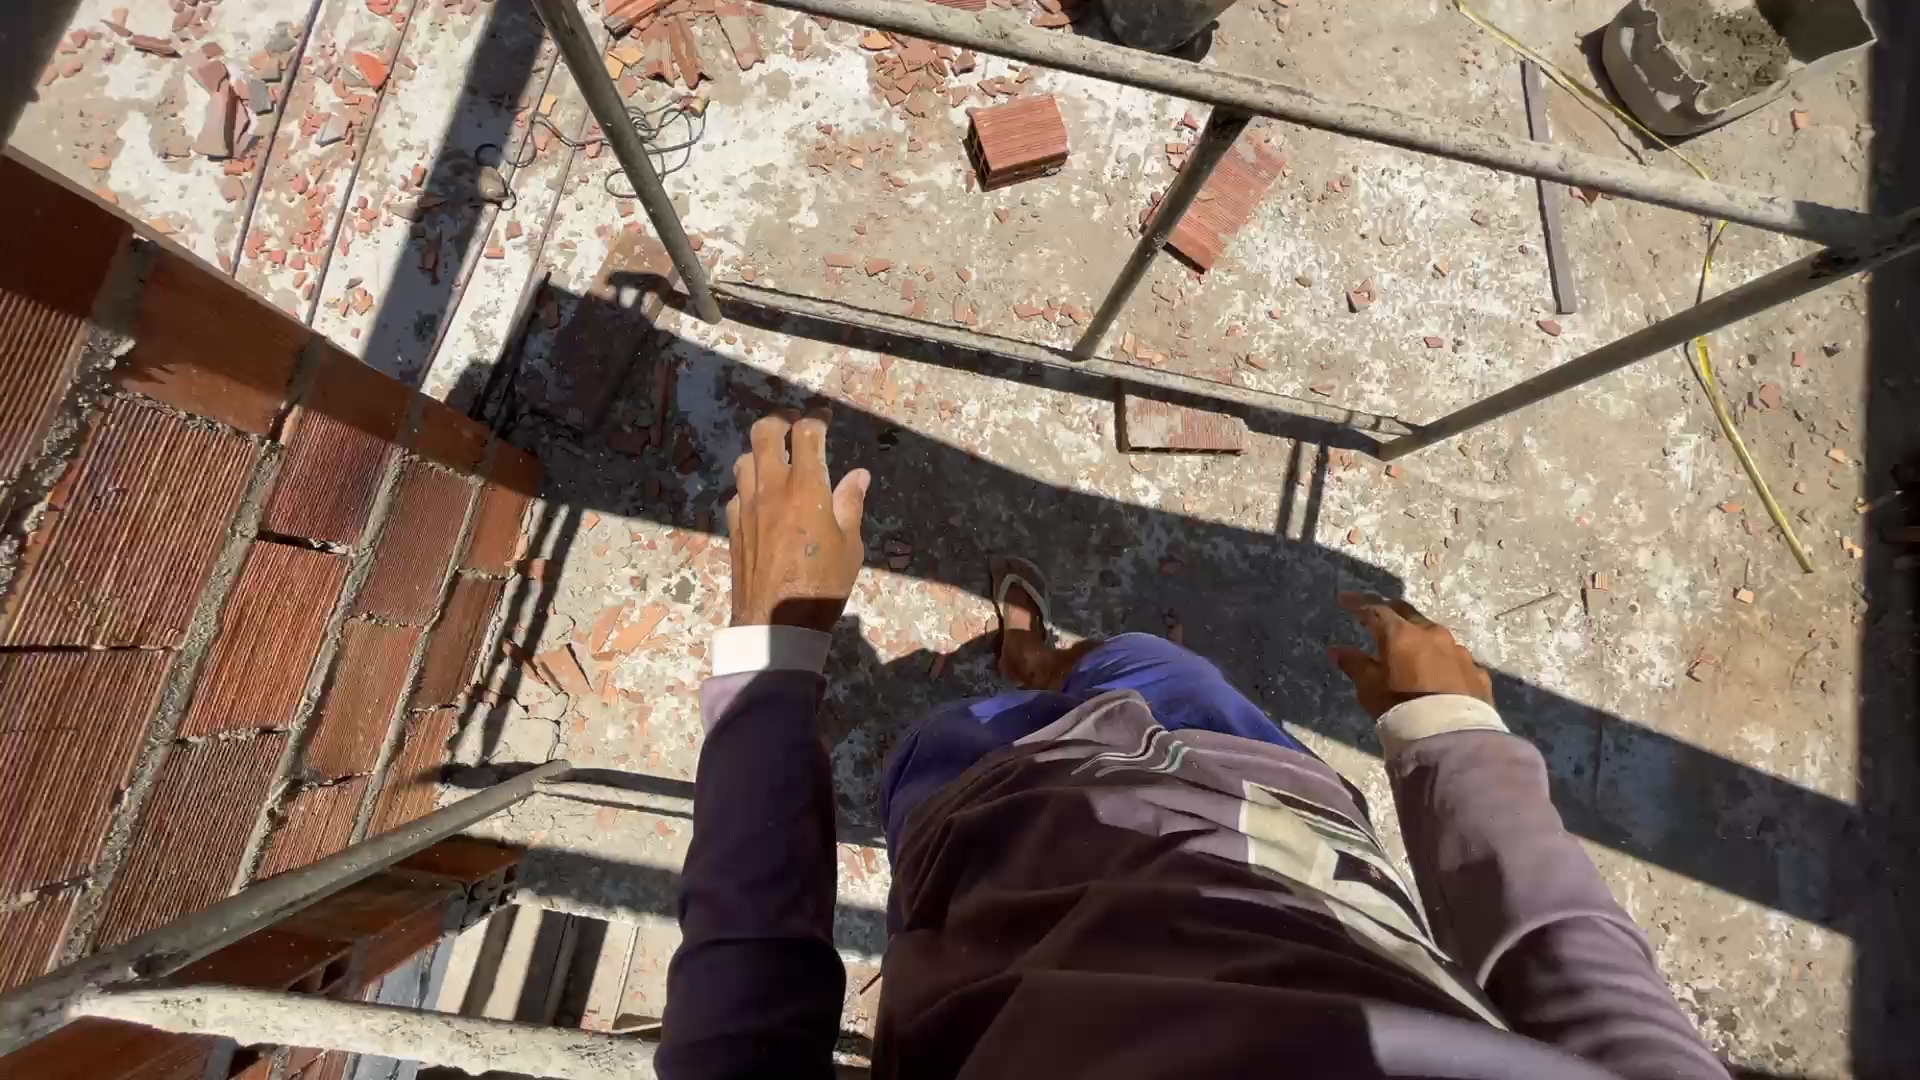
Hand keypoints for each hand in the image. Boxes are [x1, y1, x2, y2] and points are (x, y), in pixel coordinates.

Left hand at [725, 409, 870, 631]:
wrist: (777, 621)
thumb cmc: (823, 584)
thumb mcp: (850, 545)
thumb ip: (850, 504)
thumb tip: (858, 475)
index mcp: (806, 489)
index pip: (807, 434)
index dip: (816, 418)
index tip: (824, 417)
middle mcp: (772, 488)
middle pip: (765, 432)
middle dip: (781, 419)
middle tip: (794, 423)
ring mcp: (747, 506)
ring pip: (746, 459)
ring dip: (762, 451)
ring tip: (778, 459)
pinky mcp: (733, 525)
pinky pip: (738, 492)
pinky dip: (751, 486)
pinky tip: (764, 500)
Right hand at [1328, 592, 1491, 718]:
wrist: (1451, 735)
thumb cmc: (1401, 705)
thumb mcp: (1369, 687)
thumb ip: (1354, 664)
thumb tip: (1336, 650)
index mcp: (1401, 634)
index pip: (1375, 609)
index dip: (1357, 603)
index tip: (1344, 599)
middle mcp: (1432, 635)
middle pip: (1408, 614)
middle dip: (1390, 612)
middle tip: (1377, 616)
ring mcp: (1459, 652)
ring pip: (1434, 636)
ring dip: (1419, 637)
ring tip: (1409, 649)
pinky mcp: (1478, 672)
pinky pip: (1454, 659)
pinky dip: (1440, 660)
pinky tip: (1437, 673)